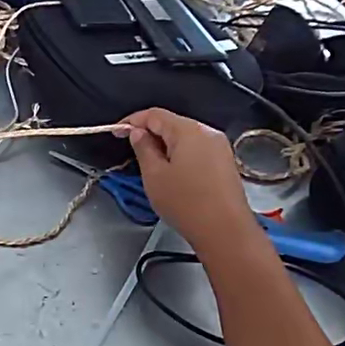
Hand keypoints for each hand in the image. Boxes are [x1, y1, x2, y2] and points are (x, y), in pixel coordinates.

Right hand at [117, 109, 262, 255]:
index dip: (133, 121)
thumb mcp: (154, 175)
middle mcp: (208, 133)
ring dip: (166, 147)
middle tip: (133, 152)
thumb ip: (143, 148)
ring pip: (185, 138)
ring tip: (153, 168)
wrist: (225, 230)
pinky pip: (198, 151)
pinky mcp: (225, 163)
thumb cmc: (187, 203)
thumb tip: (139, 133)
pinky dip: (181, 156)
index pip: (155, 114)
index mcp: (188, 130)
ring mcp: (220, 148)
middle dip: (150, 134)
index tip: (118, 131)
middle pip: (172, 124)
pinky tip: (174, 175)